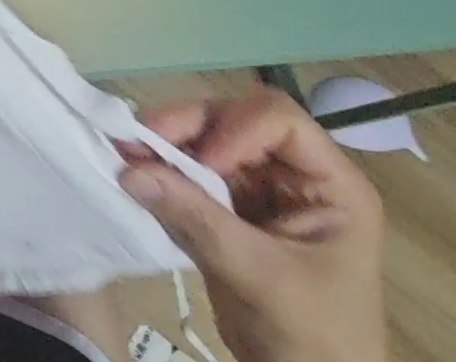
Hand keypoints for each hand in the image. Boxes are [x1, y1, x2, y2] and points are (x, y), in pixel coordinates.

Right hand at [119, 88, 385, 361]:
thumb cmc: (311, 335)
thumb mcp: (259, 277)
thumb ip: (197, 220)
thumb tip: (128, 170)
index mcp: (330, 184)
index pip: (279, 121)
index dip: (235, 129)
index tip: (202, 161)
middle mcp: (293, 174)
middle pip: (234, 120)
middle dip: (185, 128)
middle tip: (136, 141)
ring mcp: (259, 189)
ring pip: (205, 141)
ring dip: (165, 146)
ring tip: (126, 155)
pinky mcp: (227, 208)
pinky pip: (189, 173)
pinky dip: (160, 171)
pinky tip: (135, 176)